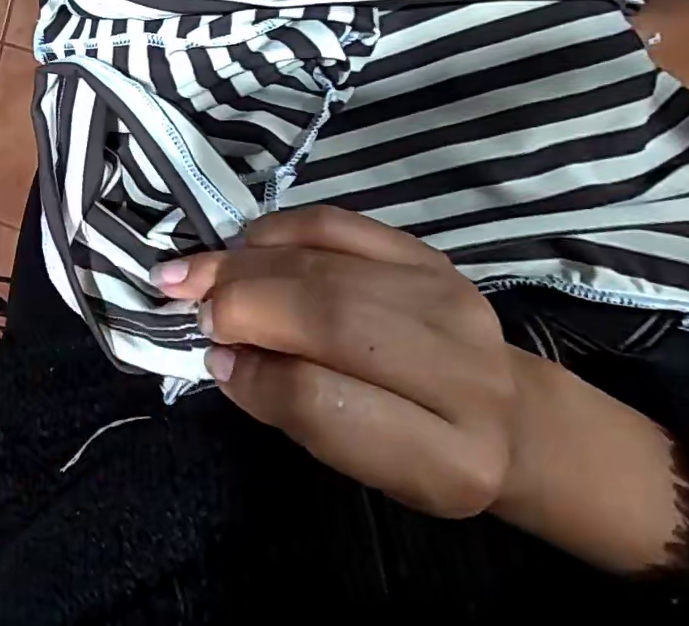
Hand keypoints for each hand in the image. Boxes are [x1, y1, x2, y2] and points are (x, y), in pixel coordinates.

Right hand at [154, 205, 685, 572]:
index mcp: (445, 456)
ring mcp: (446, 297)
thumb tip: (223, 352)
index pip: (328, 403)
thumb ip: (296, 409)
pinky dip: (282, 230)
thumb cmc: (425, 450)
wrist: (508, 412)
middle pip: (329, 316)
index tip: (214, 360)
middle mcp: (457, 369)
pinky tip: (246, 243)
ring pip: (326, 264)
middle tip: (179, 293)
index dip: (255, 376)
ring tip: (195, 269)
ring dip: (247, 262)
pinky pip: (340, 225)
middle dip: (241, 301)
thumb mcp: (365, 463)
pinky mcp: (428, 253)